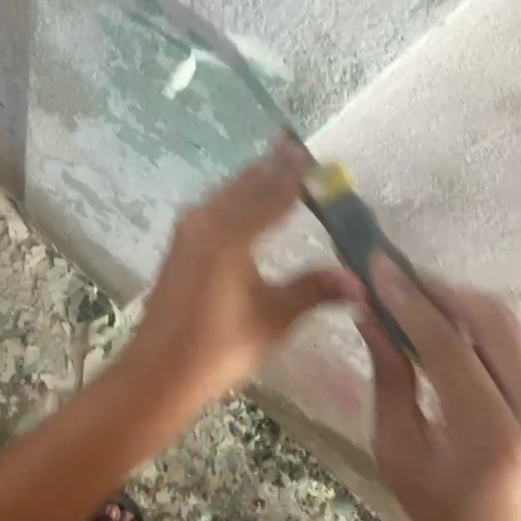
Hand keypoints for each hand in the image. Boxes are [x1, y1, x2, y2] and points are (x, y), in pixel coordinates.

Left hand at [122, 137, 363, 406]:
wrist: (158, 372)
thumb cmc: (219, 348)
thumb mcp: (273, 318)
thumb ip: (315, 290)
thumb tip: (362, 281)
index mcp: (231, 233)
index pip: (273, 192)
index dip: (297, 173)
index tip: (319, 156)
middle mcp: (207, 219)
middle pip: (249, 183)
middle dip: (276, 166)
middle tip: (302, 148)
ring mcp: (190, 227)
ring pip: (230, 190)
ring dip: (257, 177)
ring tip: (283, 163)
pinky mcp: (183, 240)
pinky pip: (218, 203)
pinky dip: (240, 193)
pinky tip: (252, 198)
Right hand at [360, 256, 520, 520]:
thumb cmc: (442, 513)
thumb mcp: (399, 450)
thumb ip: (389, 377)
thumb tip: (368, 313)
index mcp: (493, 439)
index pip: (448, 345)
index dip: (409, 298)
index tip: (379, 265)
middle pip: (494, 321)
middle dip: (443, 290)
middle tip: (404, 280)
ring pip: (512, 332)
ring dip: (464, 311)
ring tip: (423, 306)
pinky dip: (485, 339)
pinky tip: (455, 344)